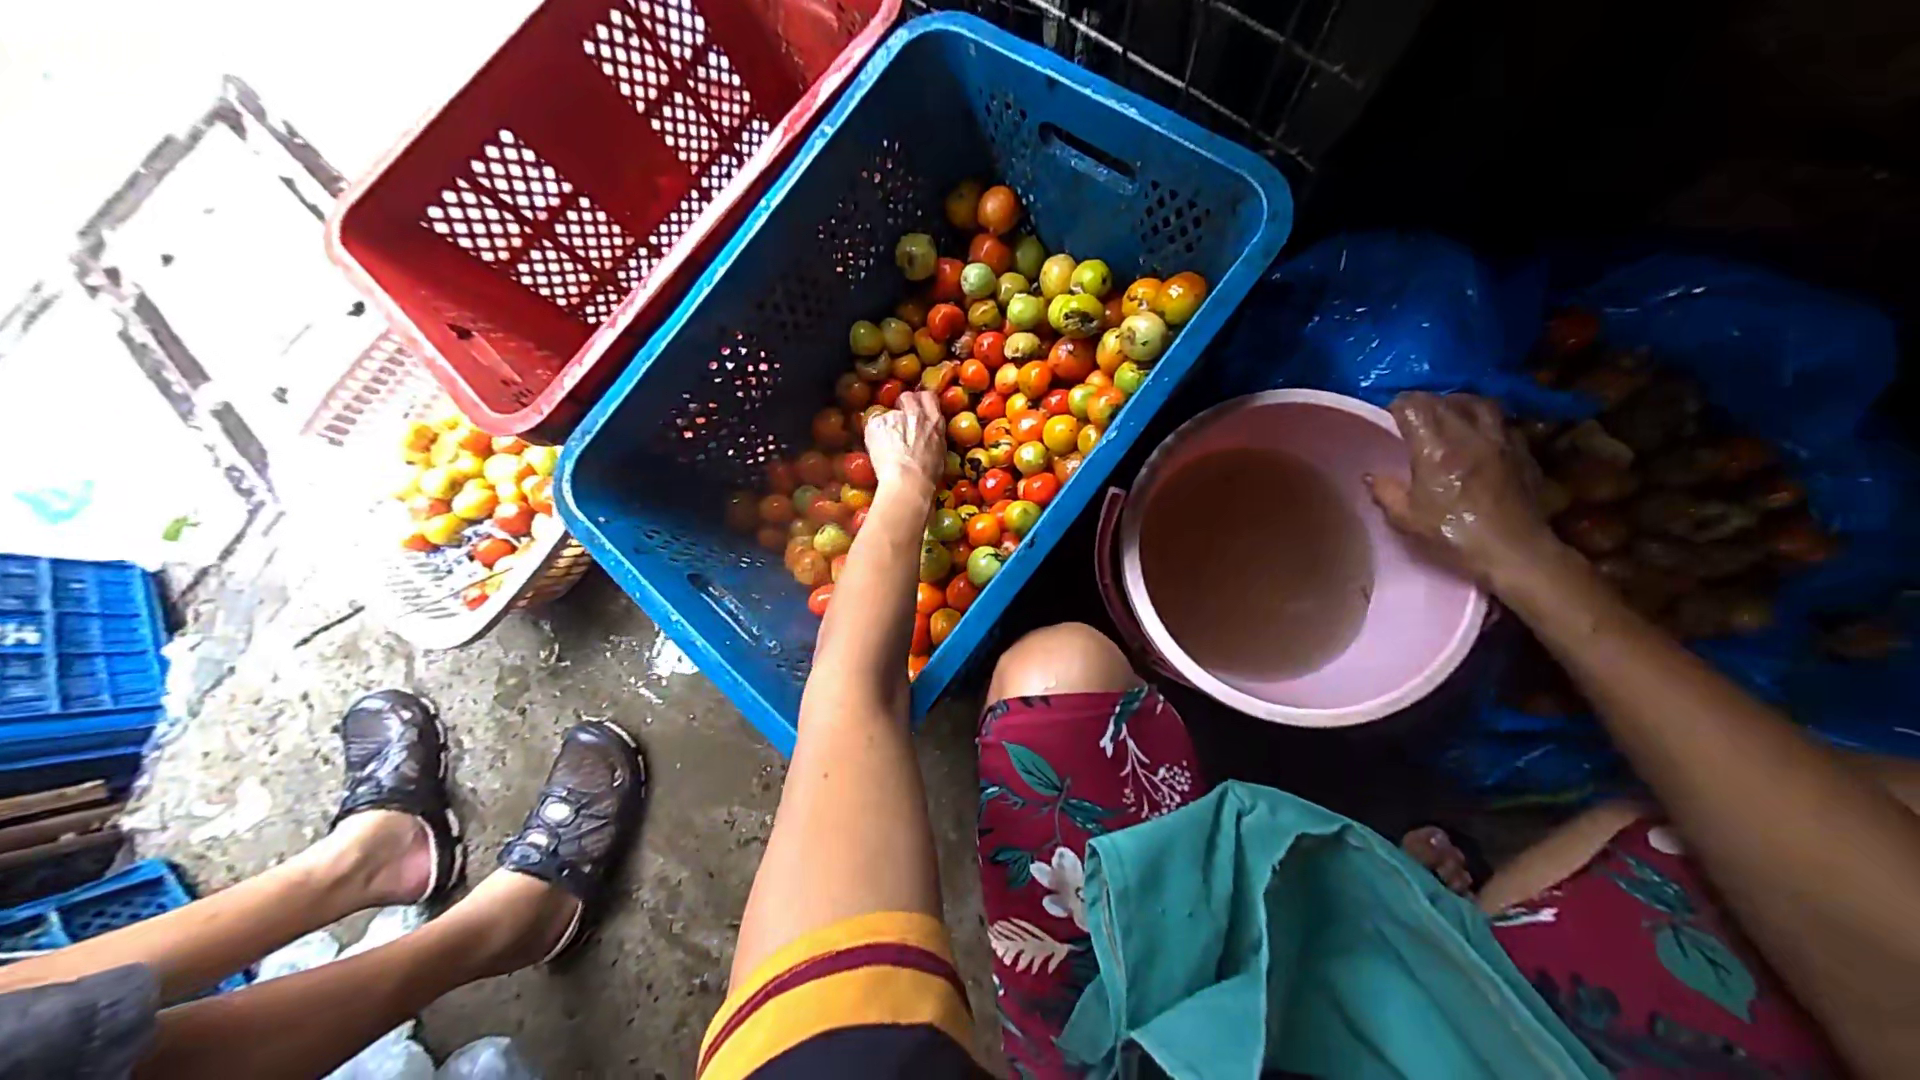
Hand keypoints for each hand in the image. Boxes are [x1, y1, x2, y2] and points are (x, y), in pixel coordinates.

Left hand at [864, 391, 945, 498]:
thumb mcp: (939, 452)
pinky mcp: (876, 424)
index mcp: (934, 421)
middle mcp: (915, 414)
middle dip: (902, 405)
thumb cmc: (926, 475)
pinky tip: (876, 447)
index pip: (928, 397)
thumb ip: (933, 437)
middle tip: (899, 420)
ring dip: (887, 424)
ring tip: (886, 442)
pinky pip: (873, 424)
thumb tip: (928, 436)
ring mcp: (894, 417)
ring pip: (888, 413)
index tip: (917, 407)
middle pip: (907, 397)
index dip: (920, 401)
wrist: (907, 482)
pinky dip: (874, 434)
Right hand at [1368, 392, 1555, 581]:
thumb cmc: (1454, 535)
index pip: (1413, 405)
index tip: (1389, 417)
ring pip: (1475, 401)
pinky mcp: (1521, 447)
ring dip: (1455, 403)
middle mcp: (1468, 434)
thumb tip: (1372, 476)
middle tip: (1411, 417)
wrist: (1514, 550)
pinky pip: (1498, 418)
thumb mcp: (1407, 518)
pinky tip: (1474, 432)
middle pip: (1442, 399)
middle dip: (1423, 403)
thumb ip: (1386, 492)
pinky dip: (1481, 417)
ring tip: (1445, 415)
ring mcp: (1499, 438)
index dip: (1397, 407)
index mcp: (1435, 449)